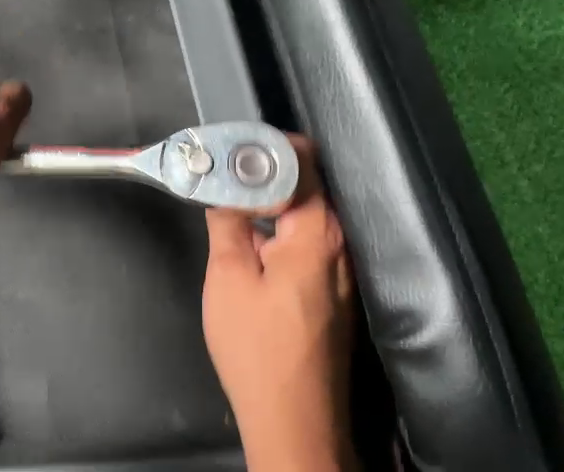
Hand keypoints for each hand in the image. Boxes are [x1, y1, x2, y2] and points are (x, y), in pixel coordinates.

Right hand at [202, 137, 354, 471]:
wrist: (293, 420)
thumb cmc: (258, 348)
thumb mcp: (227, 275)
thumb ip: (226, 218)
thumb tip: (221, 180)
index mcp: (319, 232)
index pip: (303, 161)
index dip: (266, 144)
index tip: (231, 142)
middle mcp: (341, 245)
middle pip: (306, 185)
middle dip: (263, 171)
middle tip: (221, 167)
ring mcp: (342, 270)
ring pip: (305, 213)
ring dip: (270, 202)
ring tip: (229, 197)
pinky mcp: (335, 291)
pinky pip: (308, 240)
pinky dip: (280, 228)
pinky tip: (250, 236)